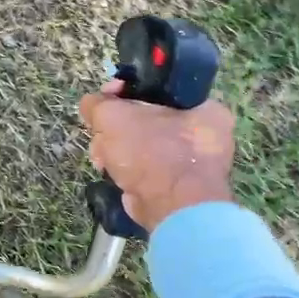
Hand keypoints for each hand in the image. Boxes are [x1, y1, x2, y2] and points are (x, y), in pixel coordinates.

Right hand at [79, 79, 237, 231]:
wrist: (173, 208)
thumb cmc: (151, 152)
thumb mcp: (112, 115)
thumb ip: (96, 101)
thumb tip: (94, 104)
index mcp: (204, 108)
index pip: (155, 88)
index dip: (123, 91)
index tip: (104, 100)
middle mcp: (204, 132)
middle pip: (141, 117)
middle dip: (113, 128)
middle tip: (102, 134)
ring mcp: (192, 159)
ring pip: (138, 141)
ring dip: (113, 148)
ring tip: (105, 158)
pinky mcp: (177, 181)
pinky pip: (144, 162)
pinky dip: (125, 166)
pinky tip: (113, 170)